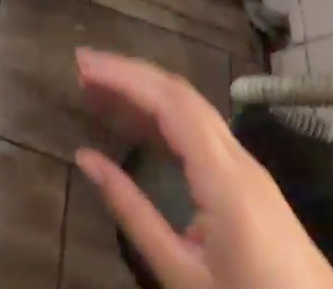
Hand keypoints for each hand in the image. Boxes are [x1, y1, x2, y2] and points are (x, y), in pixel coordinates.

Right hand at [74, 50, 332, 288]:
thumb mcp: (181, 272)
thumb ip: (132, 212)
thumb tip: (85, 157)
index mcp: (225, 179)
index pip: (171, 104)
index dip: (125, 76)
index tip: (83, 64)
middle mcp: (240, 162)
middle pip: (182, 96)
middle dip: (130, 73)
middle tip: (81, 66)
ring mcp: (250, 171)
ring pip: (193, 109)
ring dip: (146, 91)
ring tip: (97, 88)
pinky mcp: (250, 184)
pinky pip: (202, 131)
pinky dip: (163, 114)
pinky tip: (136, 122)